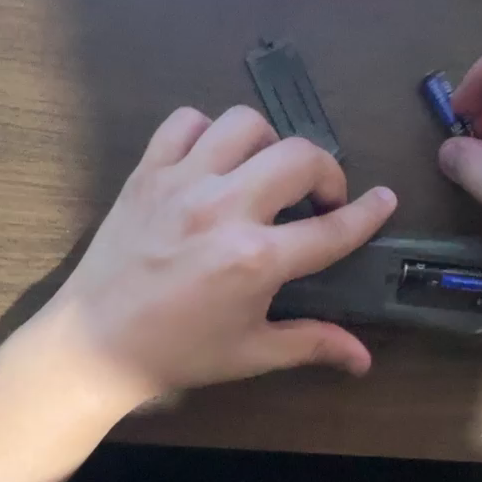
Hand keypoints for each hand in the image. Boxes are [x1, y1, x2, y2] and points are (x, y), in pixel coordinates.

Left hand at [38, 105, 396, 405]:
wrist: (97, 343)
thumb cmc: (178, 352)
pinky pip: (185, 122)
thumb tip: (364, 359)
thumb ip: (312, 344)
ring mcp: (182, 183)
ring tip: (265, 174)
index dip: (367, 213)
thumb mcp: (251, 353)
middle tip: (319, 199)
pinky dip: (208, 132)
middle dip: (326, 172)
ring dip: (269, 144)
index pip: (331, 229)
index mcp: (256, 259)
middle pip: (300, 157)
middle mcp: (225, 208)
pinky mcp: (147, 172)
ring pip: (245, 124)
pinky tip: (213, 162)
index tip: (385, 199)